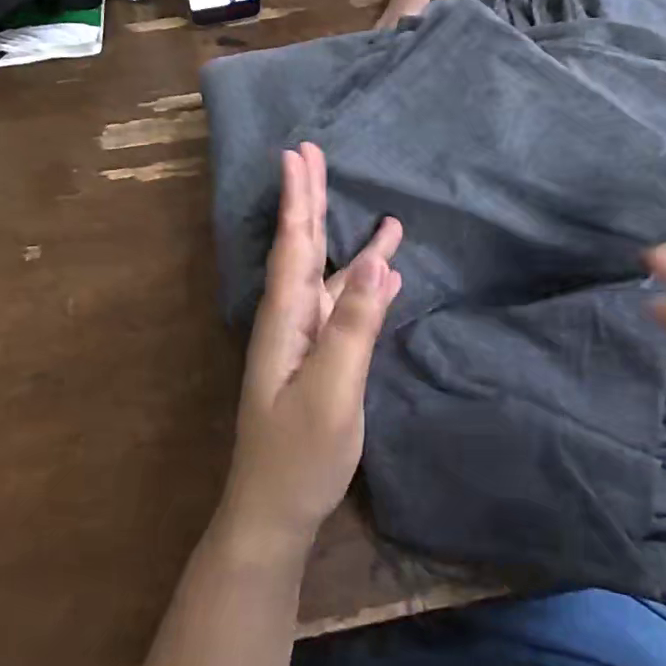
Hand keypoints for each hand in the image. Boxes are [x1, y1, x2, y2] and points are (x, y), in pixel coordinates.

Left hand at [221, 143, 402, 547]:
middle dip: (310, 200)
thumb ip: (355, 327)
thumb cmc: (299, 455)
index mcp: (287, 319)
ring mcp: (308, 340)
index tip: (298, 155)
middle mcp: (292, 319)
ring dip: (354, 244)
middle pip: (303, 248)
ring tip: (388, 218)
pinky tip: (390, 273)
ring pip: (333, 277)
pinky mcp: (323, 359)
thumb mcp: (332, 391)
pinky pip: (348, 309)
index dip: (297, 199)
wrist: (276, 511)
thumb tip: (380, 263)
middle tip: (314, 155)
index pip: (293, 245)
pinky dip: (368, 286)